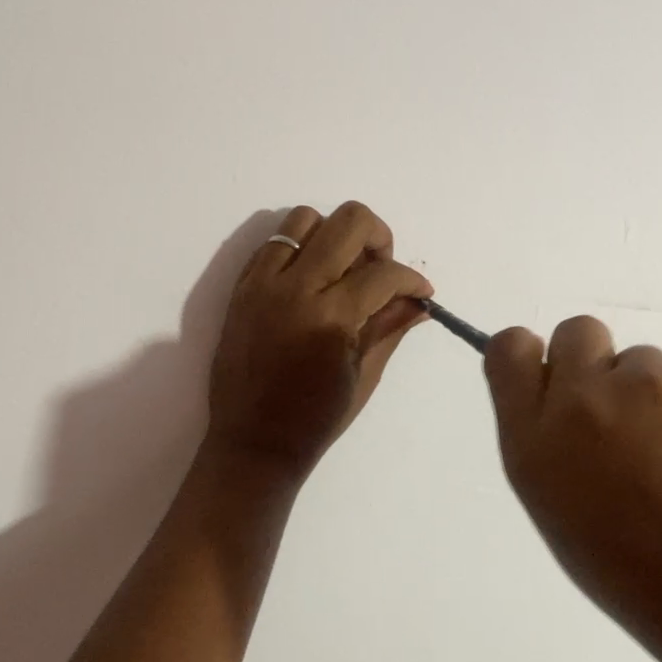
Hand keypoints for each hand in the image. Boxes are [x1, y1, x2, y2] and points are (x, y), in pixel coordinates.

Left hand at [203, 202, 430, 477]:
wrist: (253, 442)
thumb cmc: (315, 420)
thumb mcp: (363, 376)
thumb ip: (389, 328)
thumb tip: (418, 302)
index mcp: (331, 318)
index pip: (384, 274)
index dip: (412, 280)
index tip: (421, 293)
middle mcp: (296, 289)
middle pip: (349, 221)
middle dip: (379, 238)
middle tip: (381, 268)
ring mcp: (263, 284)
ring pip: (305, 219)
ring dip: (333, 235)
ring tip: (341, 269)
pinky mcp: (241, 288)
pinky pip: (272, 243)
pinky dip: (297, 249)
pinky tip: (309, 279)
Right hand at [484, 316, 661, 661]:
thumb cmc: (642, 585)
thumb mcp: (567, 521)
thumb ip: (558, 453)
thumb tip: (578, 421)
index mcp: (538, 441)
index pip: (511, 350)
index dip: (531, 361)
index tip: (550, 389)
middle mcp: (591, 401)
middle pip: (579, 332)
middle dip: (593, 365)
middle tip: (617, 423)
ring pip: (645, 364)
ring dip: (652, 398)